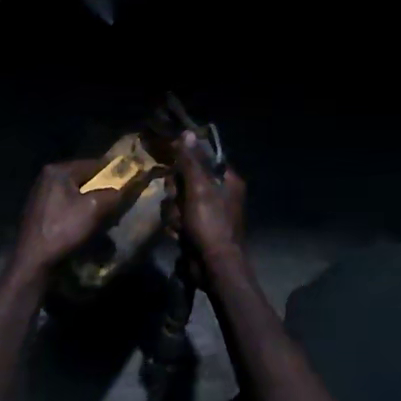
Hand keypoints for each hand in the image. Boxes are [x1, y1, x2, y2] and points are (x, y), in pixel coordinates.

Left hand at [10, 159, 124, 273]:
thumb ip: (113, 194)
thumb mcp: (93, 210)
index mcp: (57, 170)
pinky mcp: (40, 209)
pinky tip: (86, 223)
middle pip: (83, 178)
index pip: (93, 164)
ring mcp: (41, 193)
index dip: (113, 173)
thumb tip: (130, 184)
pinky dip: (79, 209)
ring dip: (91, 201)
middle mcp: (47, 176)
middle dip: (102, 189)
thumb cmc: (63, 229)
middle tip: (118, 202)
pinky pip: (66, 203)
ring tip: (105, 214)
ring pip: (75, 192)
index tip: (130, 182)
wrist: (33, 258)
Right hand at [170, 130, 246, 266]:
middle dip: (176, 192)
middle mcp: (219, 194)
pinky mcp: (197, 227)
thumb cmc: (211, 225)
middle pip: (185, 178)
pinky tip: (179, 234)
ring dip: (174, 211)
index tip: (173, 167)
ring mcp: (207, 212)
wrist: (215, 268)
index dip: (185, 161)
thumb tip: (187, 132)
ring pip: (177, 198)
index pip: (201, 158)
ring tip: (180, 224)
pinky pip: (177, 215)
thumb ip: (191, 161)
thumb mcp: (199, 189)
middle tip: (179, 202)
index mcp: (227, 181)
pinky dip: (176, 224)